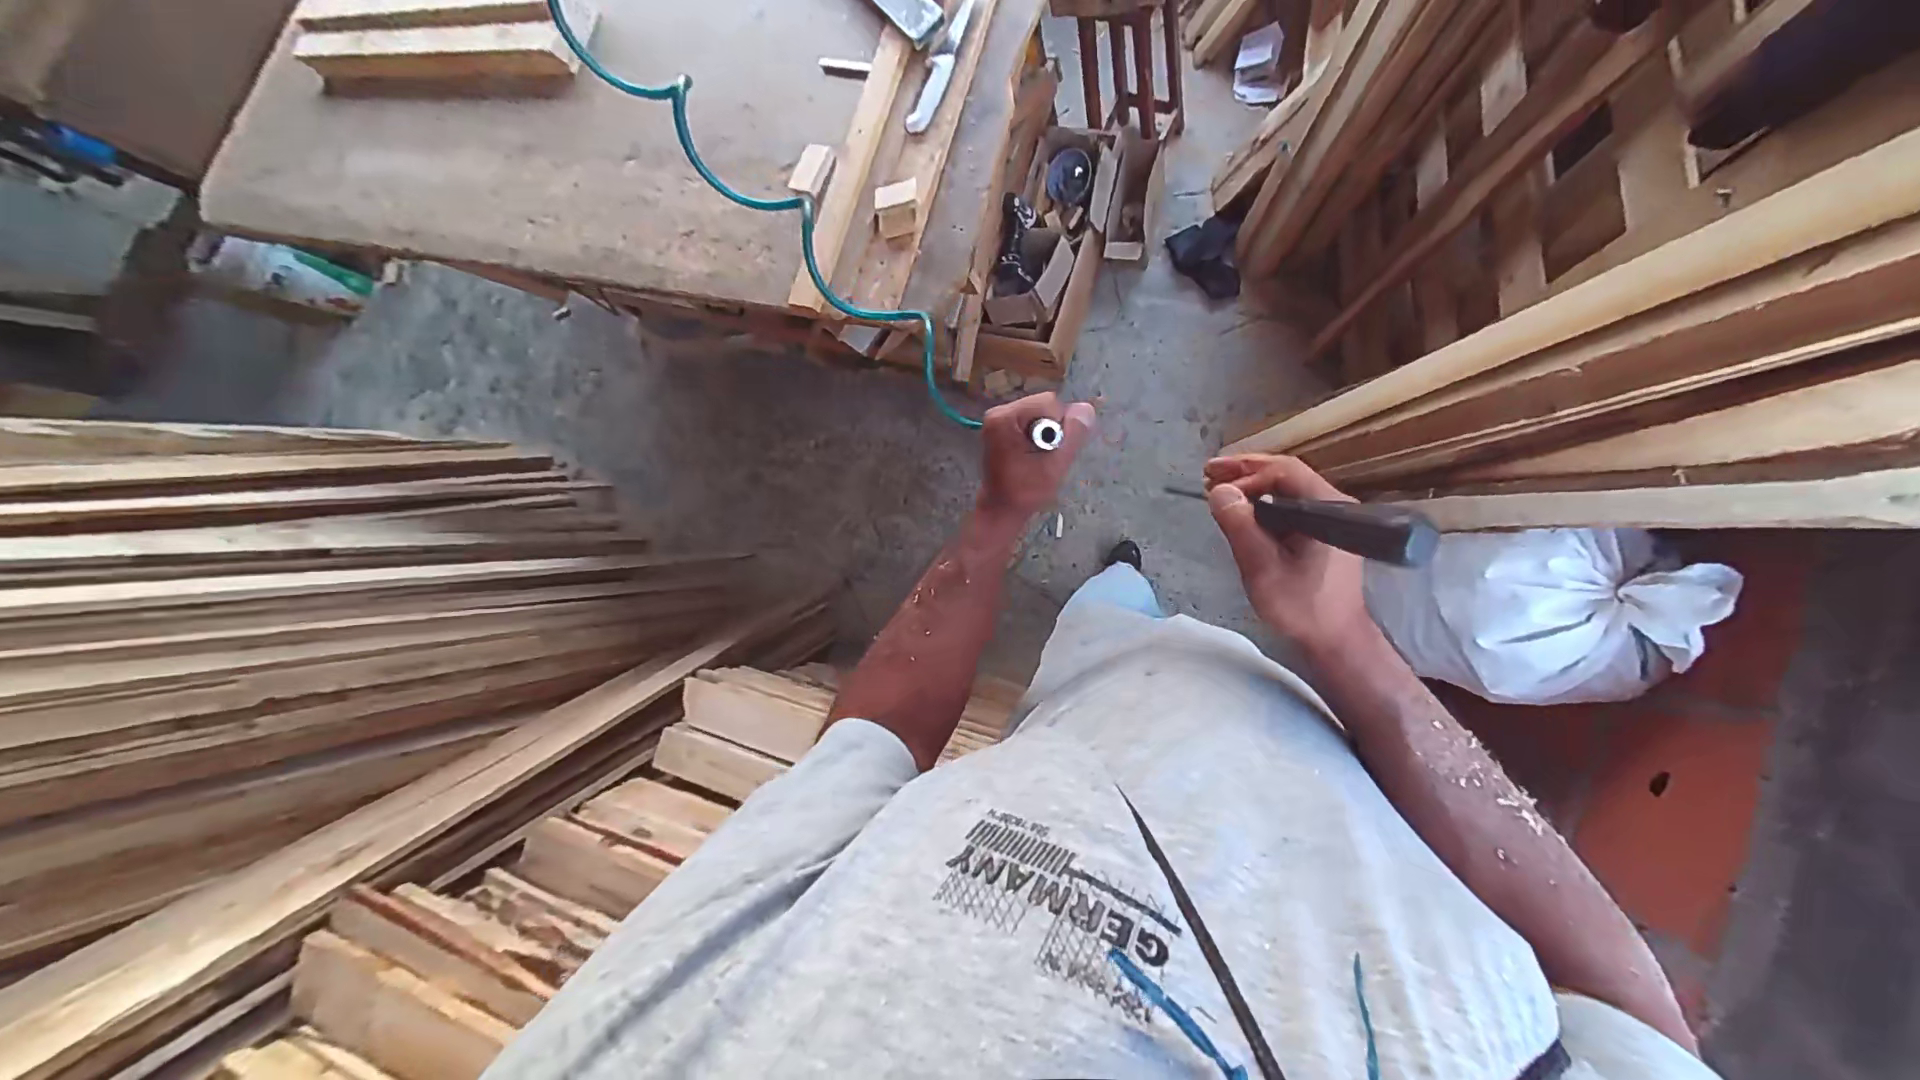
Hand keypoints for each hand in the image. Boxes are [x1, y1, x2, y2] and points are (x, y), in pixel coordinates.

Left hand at [976, 393, 1095, 521]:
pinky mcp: (1004, 426)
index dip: (1059, 426)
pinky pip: (1034, 420)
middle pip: (1044, 404)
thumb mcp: (1055, 466)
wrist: (1001, 508)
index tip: (1050, 451)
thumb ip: (1073, 435)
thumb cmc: (1025, 493)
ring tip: (1039, 457)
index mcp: (1004, 418)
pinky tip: (1034, 454)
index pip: (1049, 403)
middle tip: (1045, 456)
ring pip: (1042, 412)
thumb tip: (1085, 408)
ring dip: (1048, 433)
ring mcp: (1000, 418)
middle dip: (1053, 428)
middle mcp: (999, 412)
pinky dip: (1040, 435)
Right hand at [1205, 454, 1375, 658]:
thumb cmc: (1301, 606)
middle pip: (1286, 475)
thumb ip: (1241, 526)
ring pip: (1286, 489)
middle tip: (1208, 473)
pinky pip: (1288, 505)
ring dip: (1250, 486)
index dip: (1246, 473)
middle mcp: (1333, 506)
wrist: (1335, 639)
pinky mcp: (1322, 532)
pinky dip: (1261, 502)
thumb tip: (1219, 492)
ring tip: (1217, 488)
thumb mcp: (1262, 567)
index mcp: (1326, 509)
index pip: (1284, 472)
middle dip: (1245, 472)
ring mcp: (1329, 518)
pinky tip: (1240, 508)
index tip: (1214, 484)